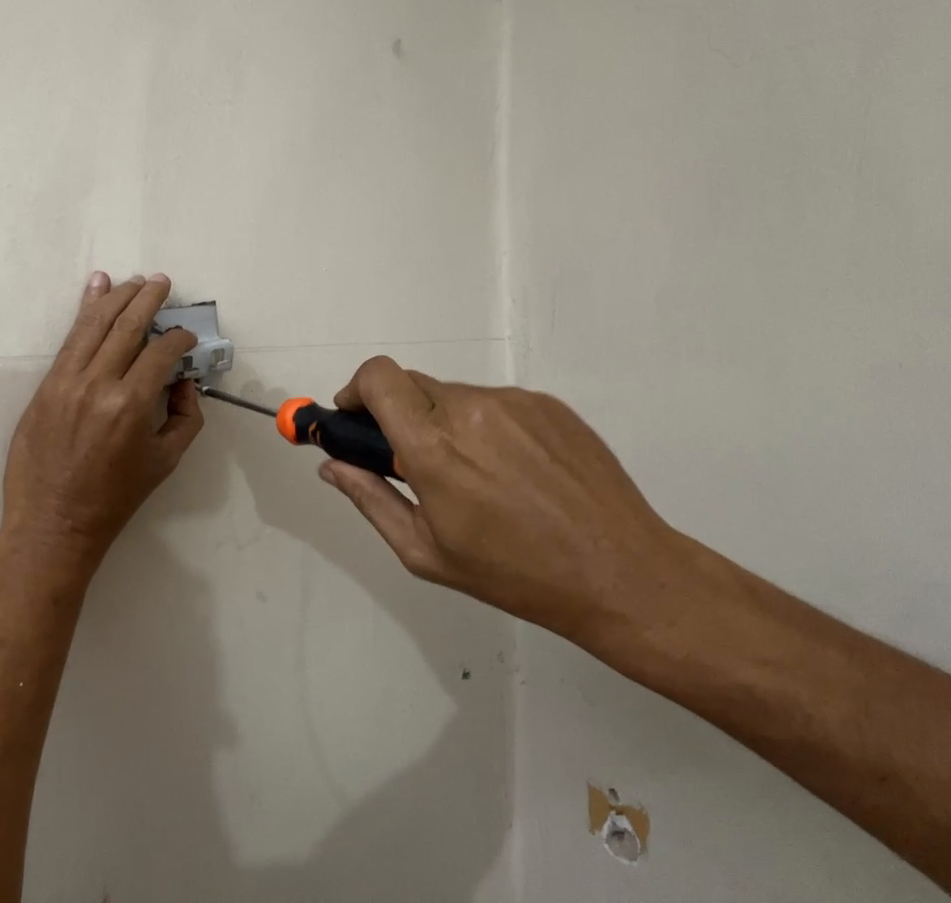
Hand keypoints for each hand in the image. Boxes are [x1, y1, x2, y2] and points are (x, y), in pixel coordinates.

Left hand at [0, 272, 204, 568]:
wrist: (53, 523)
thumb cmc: (114, 498)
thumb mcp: (164, 462)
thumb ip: (184, 417)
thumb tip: (181, 382)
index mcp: (130, 405)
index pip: (161, 353)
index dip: (179, 340)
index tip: (187, 337)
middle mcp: (97, 385)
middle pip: (127, 327)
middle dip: (148, 299)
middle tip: (162, 282)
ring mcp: (66, 382)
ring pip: (94, 325)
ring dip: (116, 297)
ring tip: (133, 281)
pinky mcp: (46, 386)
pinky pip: (69, 340)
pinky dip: (83, 311)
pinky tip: (95, 289)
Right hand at [317, 356, 691, 640]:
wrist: (618, 570)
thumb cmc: (512, 572)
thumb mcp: (425, 551)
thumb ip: (371, 500)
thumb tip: (333, 467)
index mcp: (434, 446)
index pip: (377, 378)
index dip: (356, 390)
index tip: (355, 420)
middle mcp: (472, 409)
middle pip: (411, 385)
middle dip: (396, 414)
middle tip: (412, 463)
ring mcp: (515, 402)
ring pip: (454, 395)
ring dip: (444, 423)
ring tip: (475, 478)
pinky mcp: (550, 405)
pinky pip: (496, 404)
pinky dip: (486, 428)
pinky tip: (512, 474)